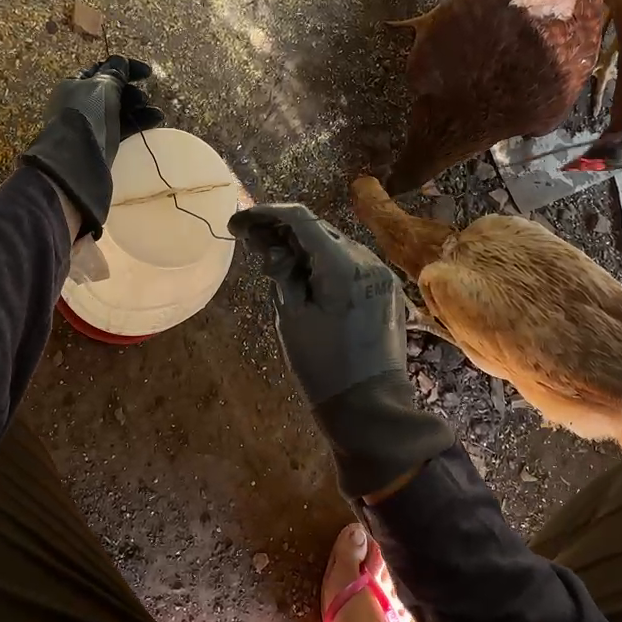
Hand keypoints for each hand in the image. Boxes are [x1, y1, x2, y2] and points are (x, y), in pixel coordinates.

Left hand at [21, 56, 163, 238]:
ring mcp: (90, 123)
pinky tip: (154, 120)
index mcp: (74, 84)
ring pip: (118, 109)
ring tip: (155, 112)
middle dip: (130, 90)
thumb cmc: (88, 114)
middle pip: (111, 90)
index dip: (124, 67)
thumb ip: (115, 73)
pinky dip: (137, 122)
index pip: (101, 69)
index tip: (147, 73)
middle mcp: (79, 102)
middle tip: (143, 97)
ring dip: (137, 107)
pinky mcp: (101, 142)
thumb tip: (120, 61)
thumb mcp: (103, 87)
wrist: (77, 160)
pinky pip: (121, 126)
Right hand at [226, 204, 405, 403]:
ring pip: (333, 244)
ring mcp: (380, 274)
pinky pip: (348, 263)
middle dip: (281, 229)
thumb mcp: (291, 317)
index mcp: (342, 265)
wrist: (371, 408)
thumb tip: (269, 244)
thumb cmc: (323, 366)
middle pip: (317, 229)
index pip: (300, 219)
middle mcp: (367, 260)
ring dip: (302, 245)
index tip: (236, 222)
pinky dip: (322, 262)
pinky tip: (302, 274)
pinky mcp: (385, 290)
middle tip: (247, 238)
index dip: (264, 214)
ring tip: (271, 258)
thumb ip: (281, 272)